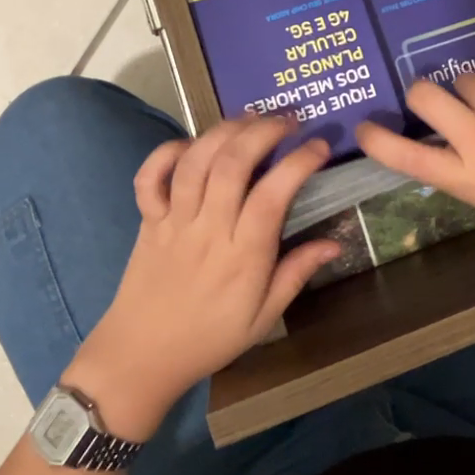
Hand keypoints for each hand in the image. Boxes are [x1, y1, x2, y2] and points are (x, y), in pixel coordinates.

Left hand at [64, 116, 340, 440]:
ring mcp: (173, 222)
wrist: (140, 357)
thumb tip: (335, 242)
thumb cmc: (209, 339)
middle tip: (288, 119)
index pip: (272, 196)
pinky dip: (168, 152)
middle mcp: (208, 230)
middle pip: (232, 165)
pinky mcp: (148, 220)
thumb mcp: (263, 318)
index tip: (319, 147)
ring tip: (250, 118)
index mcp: (242, 257)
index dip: (298, 163)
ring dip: (224, 131)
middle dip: (263, 131)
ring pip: (195, 162)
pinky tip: (193, 143)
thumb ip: (296, 274)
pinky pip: (150, 177)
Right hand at [355, 73, 474, 240]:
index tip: (364, 127)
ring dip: (473, 89)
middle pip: (425, 96)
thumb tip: (452, 153)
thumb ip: (470, 175)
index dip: (378, 140)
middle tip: (431, 97)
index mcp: (467, 178)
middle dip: (420, 91)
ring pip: (466, 79)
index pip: (407, 156)